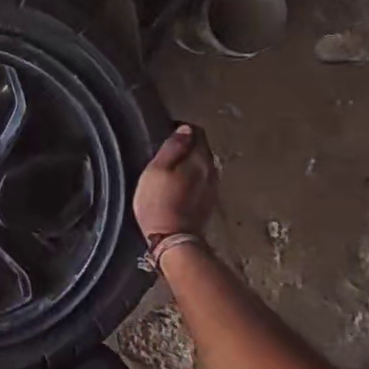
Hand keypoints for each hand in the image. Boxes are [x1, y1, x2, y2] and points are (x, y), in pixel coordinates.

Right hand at [133, 124, 217, 239]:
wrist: (173, 240)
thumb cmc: (159, 202)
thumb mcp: (156, 169)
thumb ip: (172, 147)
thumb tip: (185, 129)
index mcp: (200, 159)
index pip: (197, 132)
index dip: (181, 129)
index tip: (166, 133)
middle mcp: (211, 170)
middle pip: (201, 148)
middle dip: (187, 146)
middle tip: (165, 151)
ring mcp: (212, 188)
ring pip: (201, 165)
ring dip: (188, 163)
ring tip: (169, 168)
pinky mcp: (208, 203)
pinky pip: (200, 181)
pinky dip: (190, 177)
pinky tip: (177, 185)